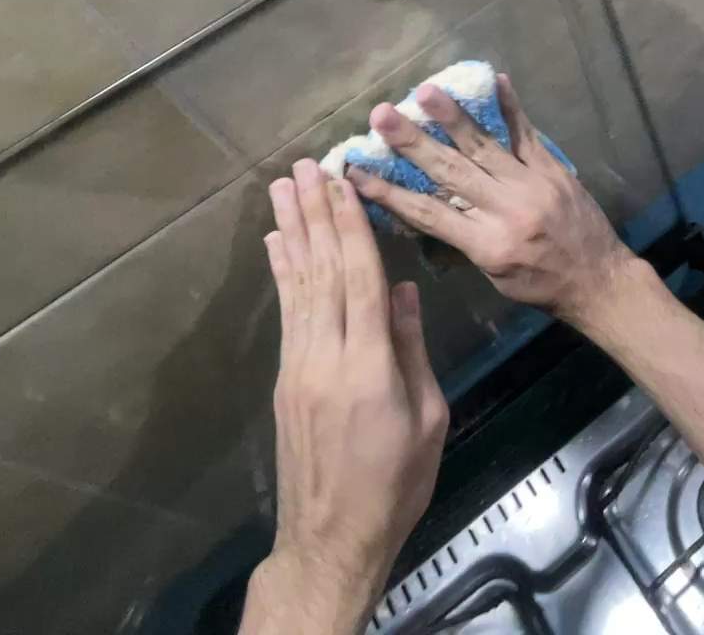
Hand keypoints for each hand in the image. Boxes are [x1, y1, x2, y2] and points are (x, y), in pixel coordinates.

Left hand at [244, 160, 447, 634]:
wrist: (332, 538)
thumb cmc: (397, 481)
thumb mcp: (427, 417)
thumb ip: (409, 348)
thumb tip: (399, 287)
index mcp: (367, 367)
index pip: (358, 280)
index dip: (351, 227)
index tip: (344, 183)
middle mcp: (324, 356)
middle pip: (322, 271)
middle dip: (315, 214)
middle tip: (306, 166)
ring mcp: (298, 365)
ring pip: (297, 284)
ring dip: (291, 231)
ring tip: (284, 188)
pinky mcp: (285, 377)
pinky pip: (286, 312)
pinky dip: (281, 272)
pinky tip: (276, 244)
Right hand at [344, 73, 652, 330]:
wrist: (600, 281)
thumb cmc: (542, 285)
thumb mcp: (494, 274)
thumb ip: (465, 238)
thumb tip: (431, 205)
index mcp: (485, 244)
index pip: (427, 214)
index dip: (388, 192)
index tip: (355, 172)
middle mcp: (504, 210)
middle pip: (449, 171)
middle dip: (412, 142)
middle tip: (380, 114)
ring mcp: (531, 184)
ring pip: (484, 146)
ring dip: (452, 116)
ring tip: (425, 90)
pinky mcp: (552, 169)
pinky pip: (527, 134)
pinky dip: (511, 107)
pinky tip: (496, 80)